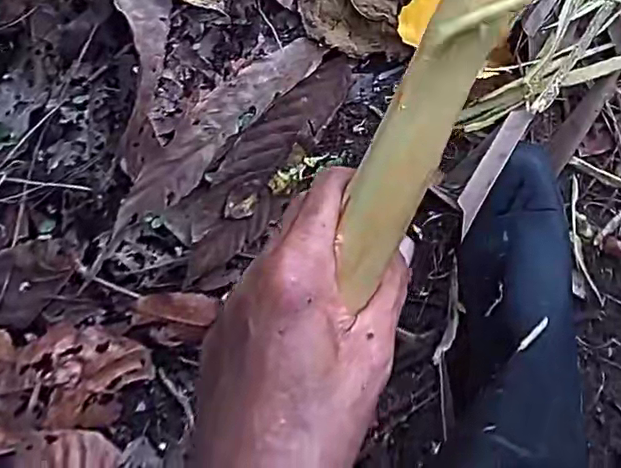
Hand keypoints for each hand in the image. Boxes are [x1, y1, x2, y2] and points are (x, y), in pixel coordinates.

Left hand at [189, 167, 411, 467]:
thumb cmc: (305, 437)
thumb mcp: (372, 353)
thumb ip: (390, 286)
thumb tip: (399, 250)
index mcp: (296, 274)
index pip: (326, 188)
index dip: (357, 182)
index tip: (377, 190)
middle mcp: (256, 278)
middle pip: (302, 211)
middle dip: (339, 220)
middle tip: (367, 251)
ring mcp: (233, 303)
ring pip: (281, 247)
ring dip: (313, 256)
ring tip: (338, 304)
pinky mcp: (221, 327)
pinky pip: (261, 282)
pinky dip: (287, 287)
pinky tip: (304, 332)